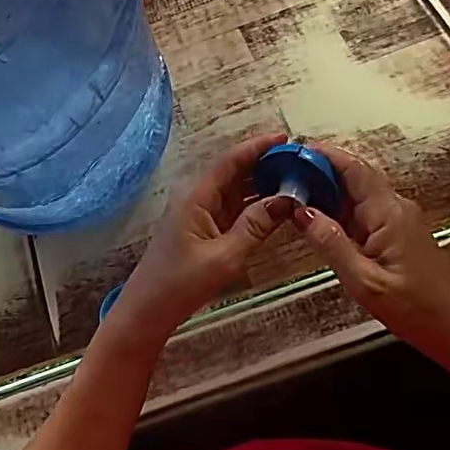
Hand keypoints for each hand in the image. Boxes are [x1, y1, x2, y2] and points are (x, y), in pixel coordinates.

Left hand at [108, 133, 297, 347]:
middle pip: (235, 172)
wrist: (148, 311)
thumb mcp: (225, 256)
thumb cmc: (181, 283)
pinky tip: (277, 206)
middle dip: (266, 164)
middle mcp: (198, 197)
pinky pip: (234, 209)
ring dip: (263, 185)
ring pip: (236, 190)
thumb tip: (287, 200)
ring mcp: (200, 213)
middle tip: (300, 162)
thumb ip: (257, 226)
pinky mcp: (204, 229)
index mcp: (197, 195)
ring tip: (296, 180)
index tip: (286, 138)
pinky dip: (255, 205)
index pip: (231, 161)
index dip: (259, 147)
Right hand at [291, 143, 449, 362]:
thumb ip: (331, 244)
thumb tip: (301, 212)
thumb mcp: (364, 281)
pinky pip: (362, 213)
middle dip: (318, 172)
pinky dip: (338, 211)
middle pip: (353, 177)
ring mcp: (396, 220)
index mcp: (389, 213)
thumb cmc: (417, 310)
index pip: (353, 169)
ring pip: (355, 195)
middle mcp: (395, 208)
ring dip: (326, 192)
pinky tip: (317, 220)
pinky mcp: (395, 233)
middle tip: (283, 175)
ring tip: (292, 194)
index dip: (322, 156)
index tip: (293, 152)